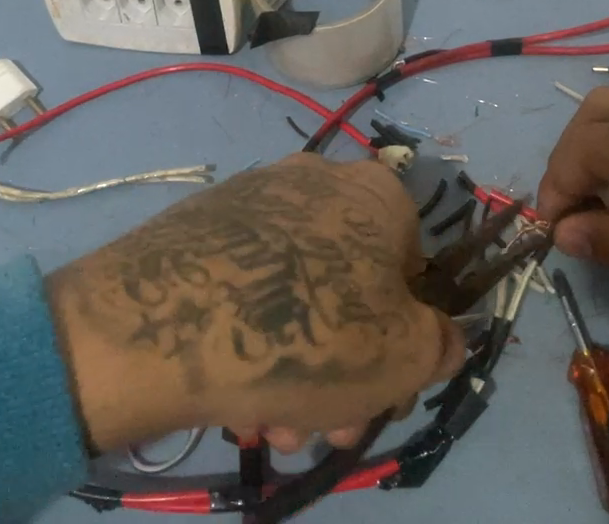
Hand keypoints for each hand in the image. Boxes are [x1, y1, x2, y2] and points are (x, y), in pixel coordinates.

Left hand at [45, 154, 464, 452]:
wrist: (166, 319)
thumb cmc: (308, 332)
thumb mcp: (406, 355)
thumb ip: (442, 342)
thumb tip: (443, 336)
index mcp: (376, 193)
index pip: (412, 266)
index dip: (404, 336)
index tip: (380, 391)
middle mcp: (316, 180)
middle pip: (349, 288)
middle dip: (345, 369)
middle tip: (324, 428)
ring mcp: (252, 198)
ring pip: (295, 294)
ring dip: (295, 367)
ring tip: (268, 423)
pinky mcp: (201, 223)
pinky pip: (246, 285)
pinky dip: (249, 337)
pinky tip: (230, 389)